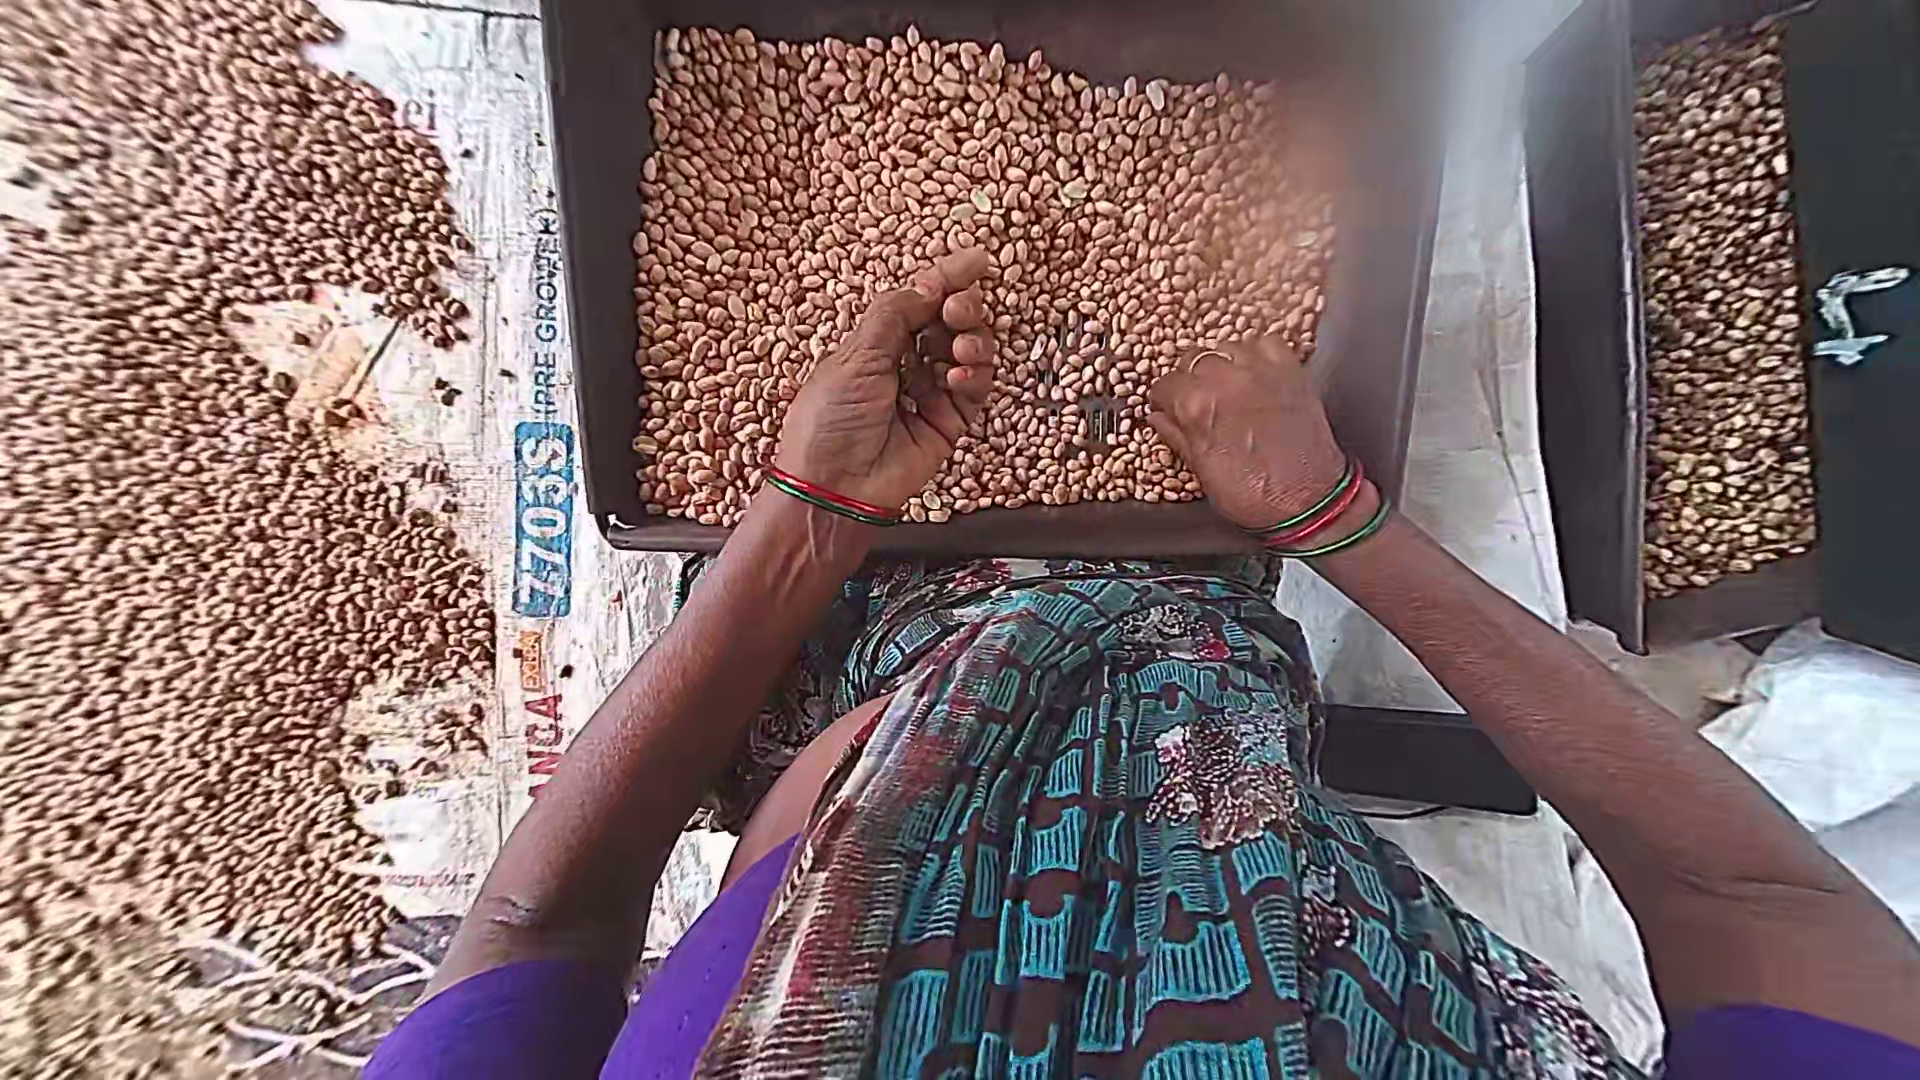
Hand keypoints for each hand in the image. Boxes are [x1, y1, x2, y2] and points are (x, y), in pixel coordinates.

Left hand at [773, 249, 997, 512]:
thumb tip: (929, 284)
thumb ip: (895, 314)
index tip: (977, 260)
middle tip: (957, 310)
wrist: (836, 484)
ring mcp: (929, 394)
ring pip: (968, 354)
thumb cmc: (831, 418)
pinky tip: (956, 377)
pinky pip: (974, 390)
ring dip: (971, 341)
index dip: (947, 280)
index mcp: (877, 344)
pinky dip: (972, 376)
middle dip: (960, 308)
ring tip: (958, 349)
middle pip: (949, 324)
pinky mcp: (948, 423)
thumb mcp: (855, 355)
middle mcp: (907, 365)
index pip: (920, 303)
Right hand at [1146, 335, 1348, 530]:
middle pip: (1193, 359)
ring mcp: (1261, 372)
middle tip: (1192, 398)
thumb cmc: (1252, 494)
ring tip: (1222, 385)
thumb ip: (1177, 436)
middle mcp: (1226, 381)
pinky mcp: (1291, 372)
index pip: (1165, 385)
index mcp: (1196, 406)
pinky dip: (1256, 352)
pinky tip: (1251, 372)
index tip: (1166, 406)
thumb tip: (1158, 418)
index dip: (1163, 398)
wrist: (1307, 501)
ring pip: (1226, 346)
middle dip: (1188, 378)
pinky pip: (1266, 343)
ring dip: (1220, 363)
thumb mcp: (1201, 469)